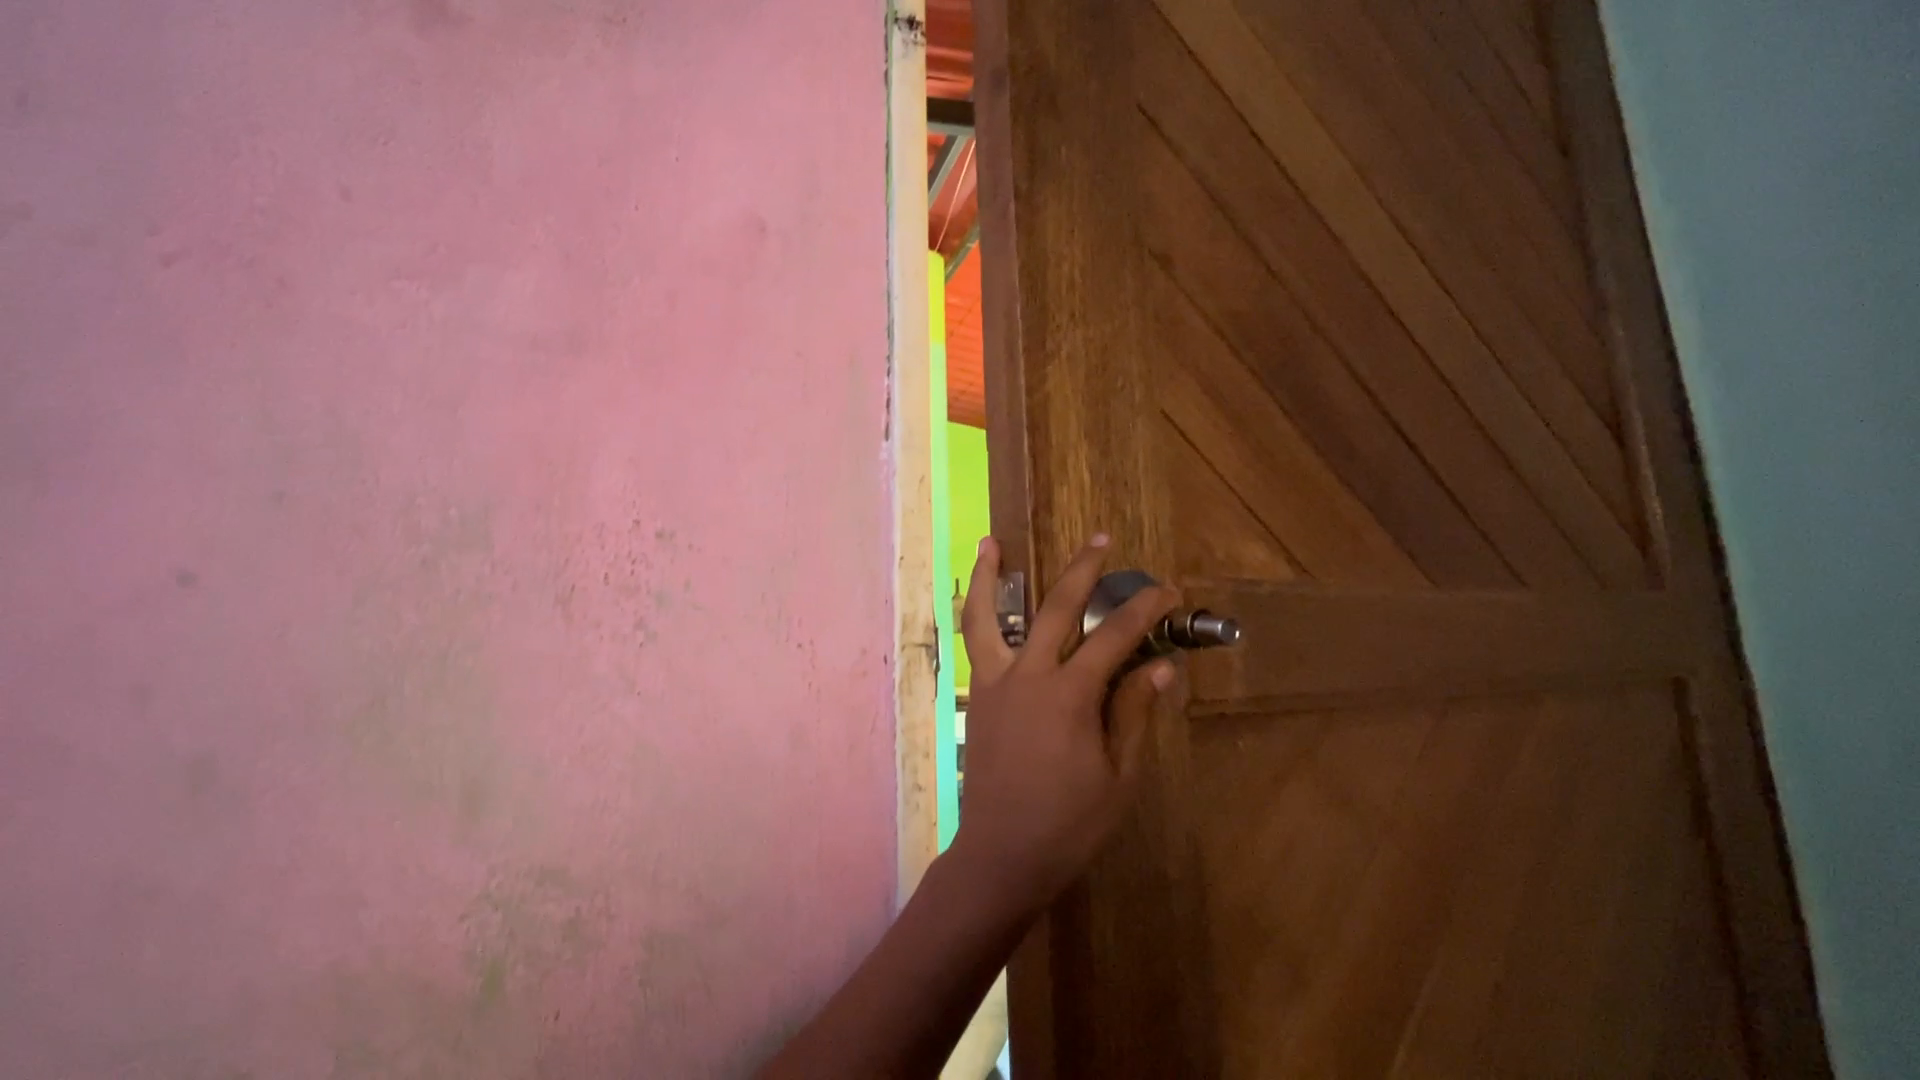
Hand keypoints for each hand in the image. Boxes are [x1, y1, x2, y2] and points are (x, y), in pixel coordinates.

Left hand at [951, 534, 1179, 910]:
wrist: (1002, 855)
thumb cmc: (1070, 824)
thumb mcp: (1118, 776)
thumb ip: (1133, 713)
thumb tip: (1161, 666)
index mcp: (1069, 695)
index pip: (1114, 637)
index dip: (1145, 609)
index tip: (1168, 591)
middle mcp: (1027, 676)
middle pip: (1056, 608)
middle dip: (1083, 570)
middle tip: (1102, 541)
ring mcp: (994, 685)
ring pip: (987, 616)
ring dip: (990, 575)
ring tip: (989, 541)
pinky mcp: (977, 699)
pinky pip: (973, 646)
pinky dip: (974, 615)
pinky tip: (977, 601)